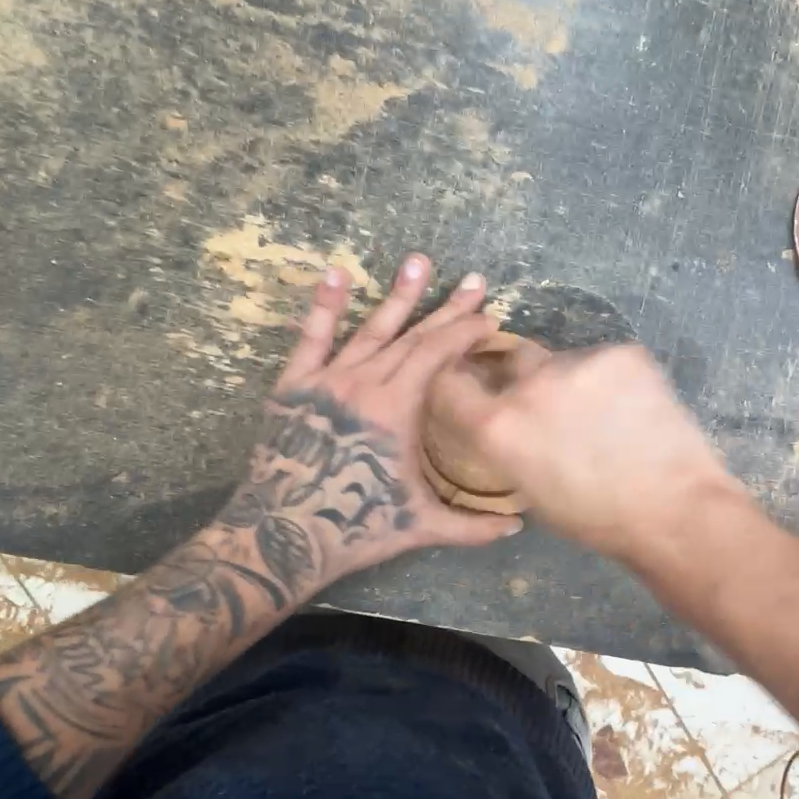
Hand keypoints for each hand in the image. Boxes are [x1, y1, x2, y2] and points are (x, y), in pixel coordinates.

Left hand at [213, 254, 523, 589]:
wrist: (280, 535)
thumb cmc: (355, 528)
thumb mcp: (421, 525)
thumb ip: (472, 525)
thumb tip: (518, 527)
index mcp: (397, 408)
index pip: (438, 354)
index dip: (466, 333)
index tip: (490, 319)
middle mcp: (364, 382)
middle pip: (413, 336)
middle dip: (448, 310)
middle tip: (475, 282)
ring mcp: (327, 380)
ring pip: (370, 329)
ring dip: (399, 297)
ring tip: (419, 262)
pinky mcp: (294, 385)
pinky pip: (311, 339)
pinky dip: (323, 306)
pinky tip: (335, 273)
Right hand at [430, 344, 743, 563]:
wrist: (672, 508)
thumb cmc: (596, 518)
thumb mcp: (529, 489)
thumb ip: (509, 445)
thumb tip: (511, 422)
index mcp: (497, 426)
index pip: (451, 383)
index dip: (461, 380)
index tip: (476, 384)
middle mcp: (529, 385)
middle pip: (512, 359)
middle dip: (526, 378)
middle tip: (557, 407)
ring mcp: (577, 363)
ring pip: (564, 360)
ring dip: (574, 380)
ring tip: (606, 416)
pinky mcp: (621, 353)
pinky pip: (605, 359)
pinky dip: (613, 379)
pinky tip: (633, 409)